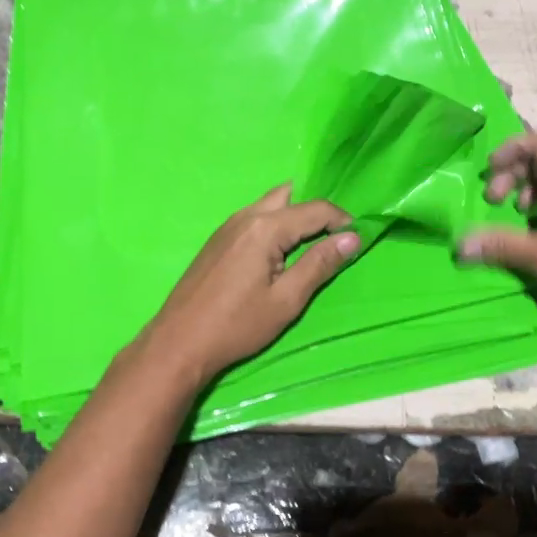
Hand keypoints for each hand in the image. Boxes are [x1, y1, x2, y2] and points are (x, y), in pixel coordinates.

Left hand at [139, 183, 360, 384]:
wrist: (179, 342)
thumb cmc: (237, 325)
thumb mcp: (287, 300)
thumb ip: (320, 264)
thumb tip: (352, 237)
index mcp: (265, 227)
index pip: (315, 208)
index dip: (342, 219)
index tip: (358, 238)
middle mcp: (246, 216)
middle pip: (290, 194)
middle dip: (316, 208)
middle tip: (334, 235)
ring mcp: (228, 225)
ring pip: (271, 204)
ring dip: (296, 215)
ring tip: (313, 244)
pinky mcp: (219, 239)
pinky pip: (256, 217)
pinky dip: (277, 223)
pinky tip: (282, 251)